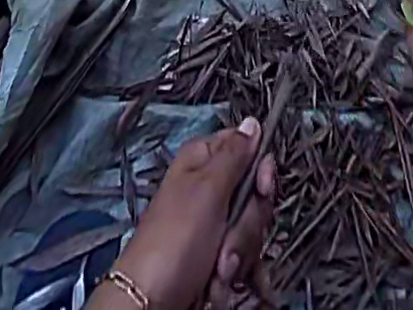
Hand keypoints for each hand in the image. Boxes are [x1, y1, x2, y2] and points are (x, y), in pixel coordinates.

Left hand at [100, 118, 277, 309]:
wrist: (152, 304)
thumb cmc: (176, 240)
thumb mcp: (207, 190)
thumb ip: (235, 155)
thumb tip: (253, 121)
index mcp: (203, 161)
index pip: (247, 149)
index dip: (259, 169)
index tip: (261, 187)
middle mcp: (210, 187)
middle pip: (254, 194)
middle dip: (247, 224)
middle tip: (225, 238)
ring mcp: (214, 224)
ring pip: (252, 229)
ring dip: (239, 254)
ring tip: (216, 270)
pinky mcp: (217, 256)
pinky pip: (246, 258)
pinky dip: (239, 275)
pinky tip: (220, 287)